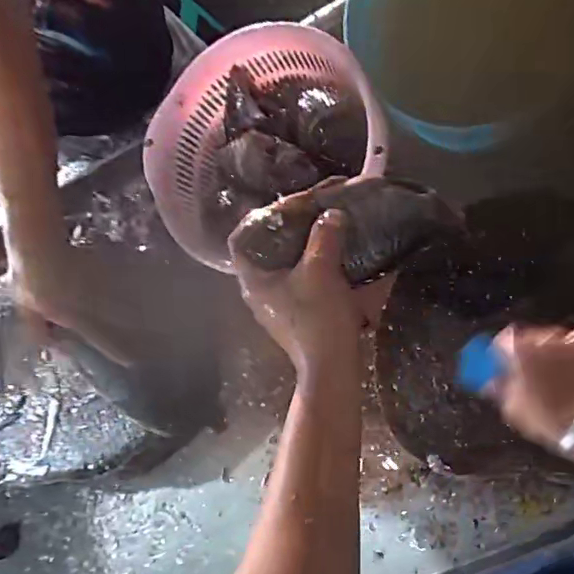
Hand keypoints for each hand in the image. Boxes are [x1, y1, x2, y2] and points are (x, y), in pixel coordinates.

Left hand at [234, 210, 363, 377]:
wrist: (332, 366)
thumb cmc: (318, 317)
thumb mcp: (321, 270)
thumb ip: (324, 236)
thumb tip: (331, 214)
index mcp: (253, 281)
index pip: (240, 239)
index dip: (257, 218)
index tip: (283, 206)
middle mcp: (260, 293)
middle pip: (265, 250)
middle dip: (287, 228)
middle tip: (309, 211)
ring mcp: (278, 307)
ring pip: (285, 265)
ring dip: (303, 246)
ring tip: (323, 227)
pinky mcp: (297, 316)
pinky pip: (301, 280)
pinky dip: (314, 264)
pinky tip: (333, 255)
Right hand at [486, 324, 573, 447]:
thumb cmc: (546, 417)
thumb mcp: (511, 407)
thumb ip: (500, 388)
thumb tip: (494, 382)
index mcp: (517, 350)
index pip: (501, 341)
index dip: (498, 355)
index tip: (498, 367)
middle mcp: (540, 339)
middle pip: (524, 336)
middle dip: (522, 351)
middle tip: (522, 373)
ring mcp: (565, 342)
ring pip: (549, 337)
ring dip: (545, 348)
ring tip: (546, 371)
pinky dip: (570, 345)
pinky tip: (567, 361)